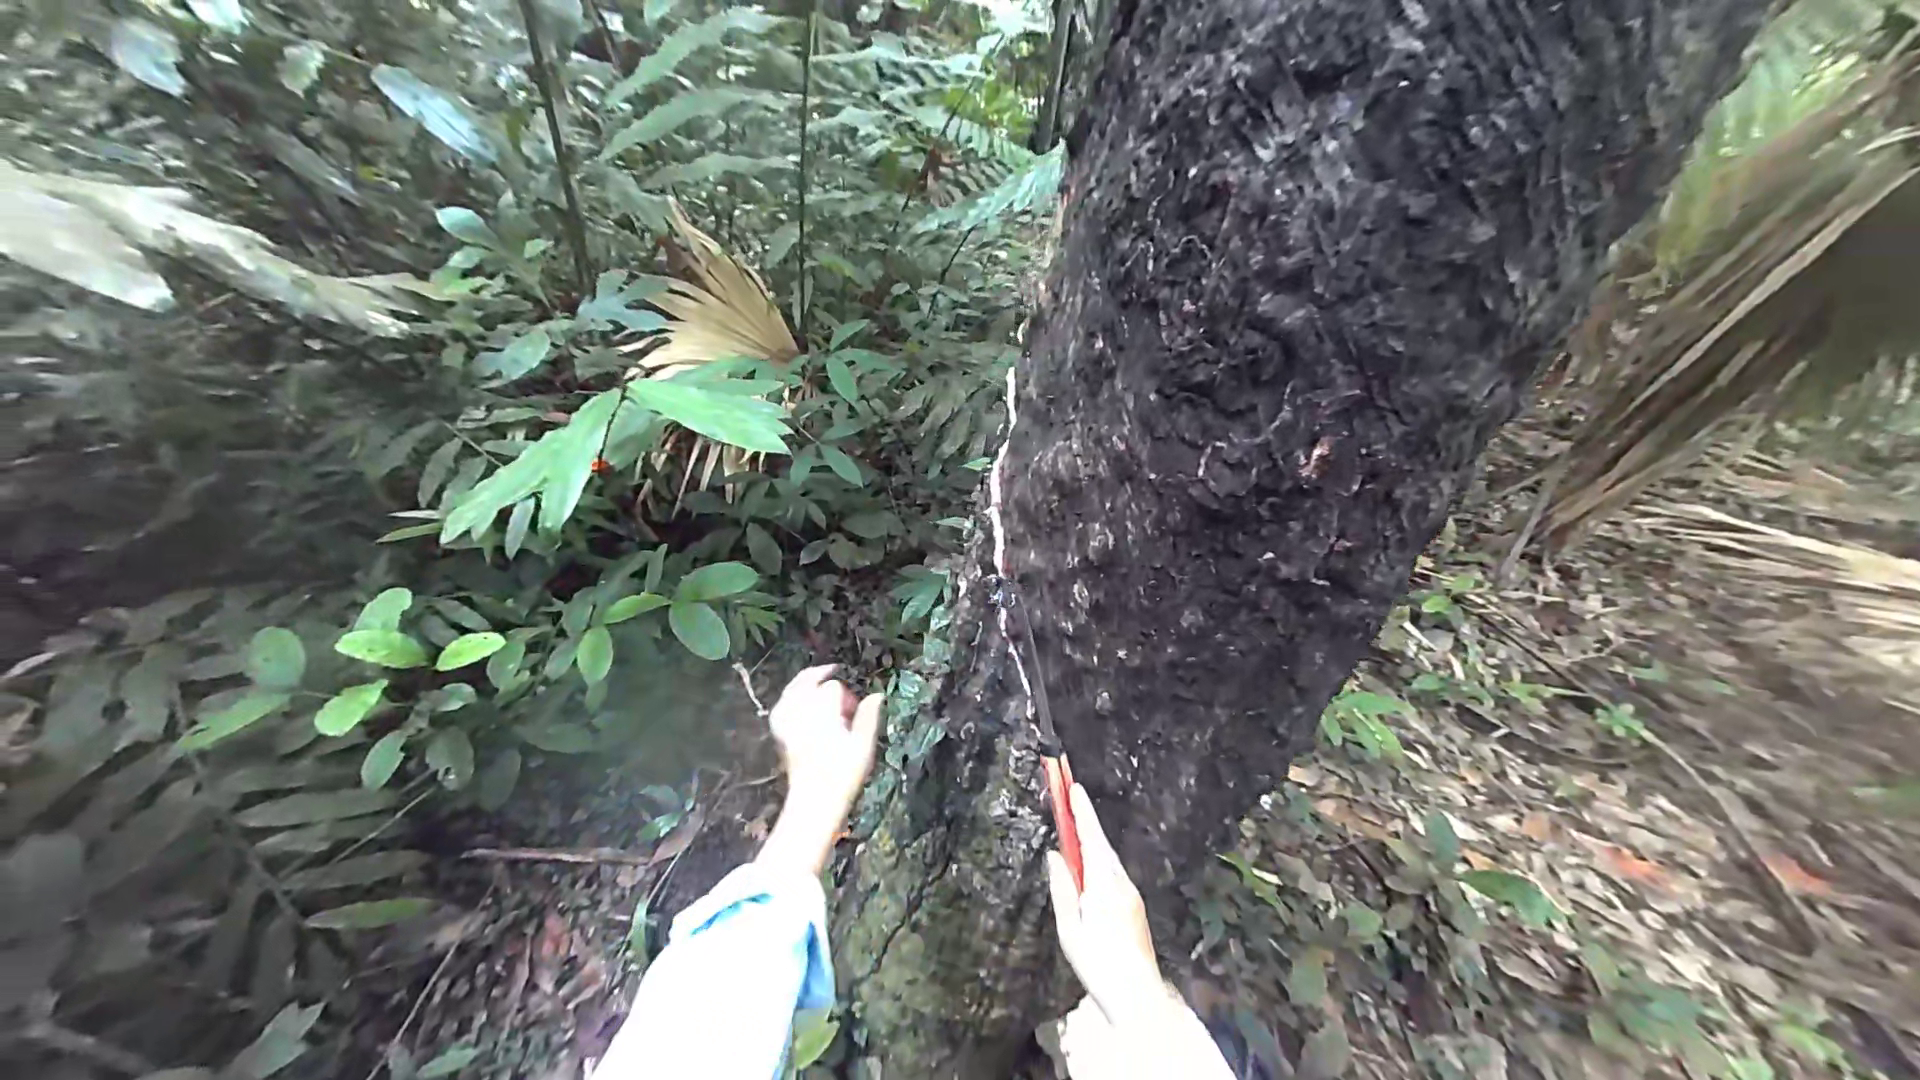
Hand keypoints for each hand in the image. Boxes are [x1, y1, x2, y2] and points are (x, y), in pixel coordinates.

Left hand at [754, 664, 881, 875]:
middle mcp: (801, 714)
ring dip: (805, 682)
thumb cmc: (842, 776)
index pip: (833, 688)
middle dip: (824, 680)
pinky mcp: (779, 733)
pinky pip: (781, 706)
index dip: (846, 696)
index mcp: (822, 714)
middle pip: (810, 682)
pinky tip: (797, 698)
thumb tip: (877, 695)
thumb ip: (868, 717)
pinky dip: (789, 697)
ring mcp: (786, 723)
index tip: (854, 712)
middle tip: (836, 681)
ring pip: (793, 690)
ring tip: (818, 678)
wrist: (814, 802)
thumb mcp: (863, 747)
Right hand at [1047, 784, 1236, 1079]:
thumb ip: (1062, 888)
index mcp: (1104, 886)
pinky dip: (1099, 857)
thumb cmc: (1099, 967)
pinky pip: (1113, 871)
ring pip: (1108, 857)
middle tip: (1069, 796)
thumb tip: (1055, 854)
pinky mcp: (1134, 906)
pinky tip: (1089, 863)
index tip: (1073, 787)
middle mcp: (1121, 884)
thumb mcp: (1070, 929)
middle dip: (1085, 819)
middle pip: (1100, 843)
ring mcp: (1131, 895)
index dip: (1082, 811)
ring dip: (1091, 838)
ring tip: (1074, 826)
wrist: (1139, 1000)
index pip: (1091, 838)